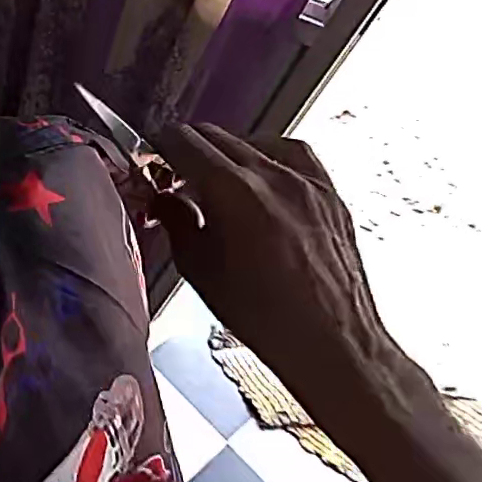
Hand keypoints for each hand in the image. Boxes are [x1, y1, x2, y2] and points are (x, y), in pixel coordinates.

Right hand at [151, 124, 394, 400]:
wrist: (333, 344)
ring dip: (224, 152)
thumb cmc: (262, 314)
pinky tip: (257, 180)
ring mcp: (307, 183)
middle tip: (172, 176)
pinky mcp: (330, 195)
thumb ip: (175, 220)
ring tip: (214, 179)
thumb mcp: (197, 266)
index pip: (183, 141)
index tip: (149, 161)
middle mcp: (273, 177)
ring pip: (252, 141)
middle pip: (215, 136)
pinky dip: (266, 158)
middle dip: (186, 150)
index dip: (158, 147)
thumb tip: (162, 197)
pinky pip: (293, 156)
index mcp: (233, 192)